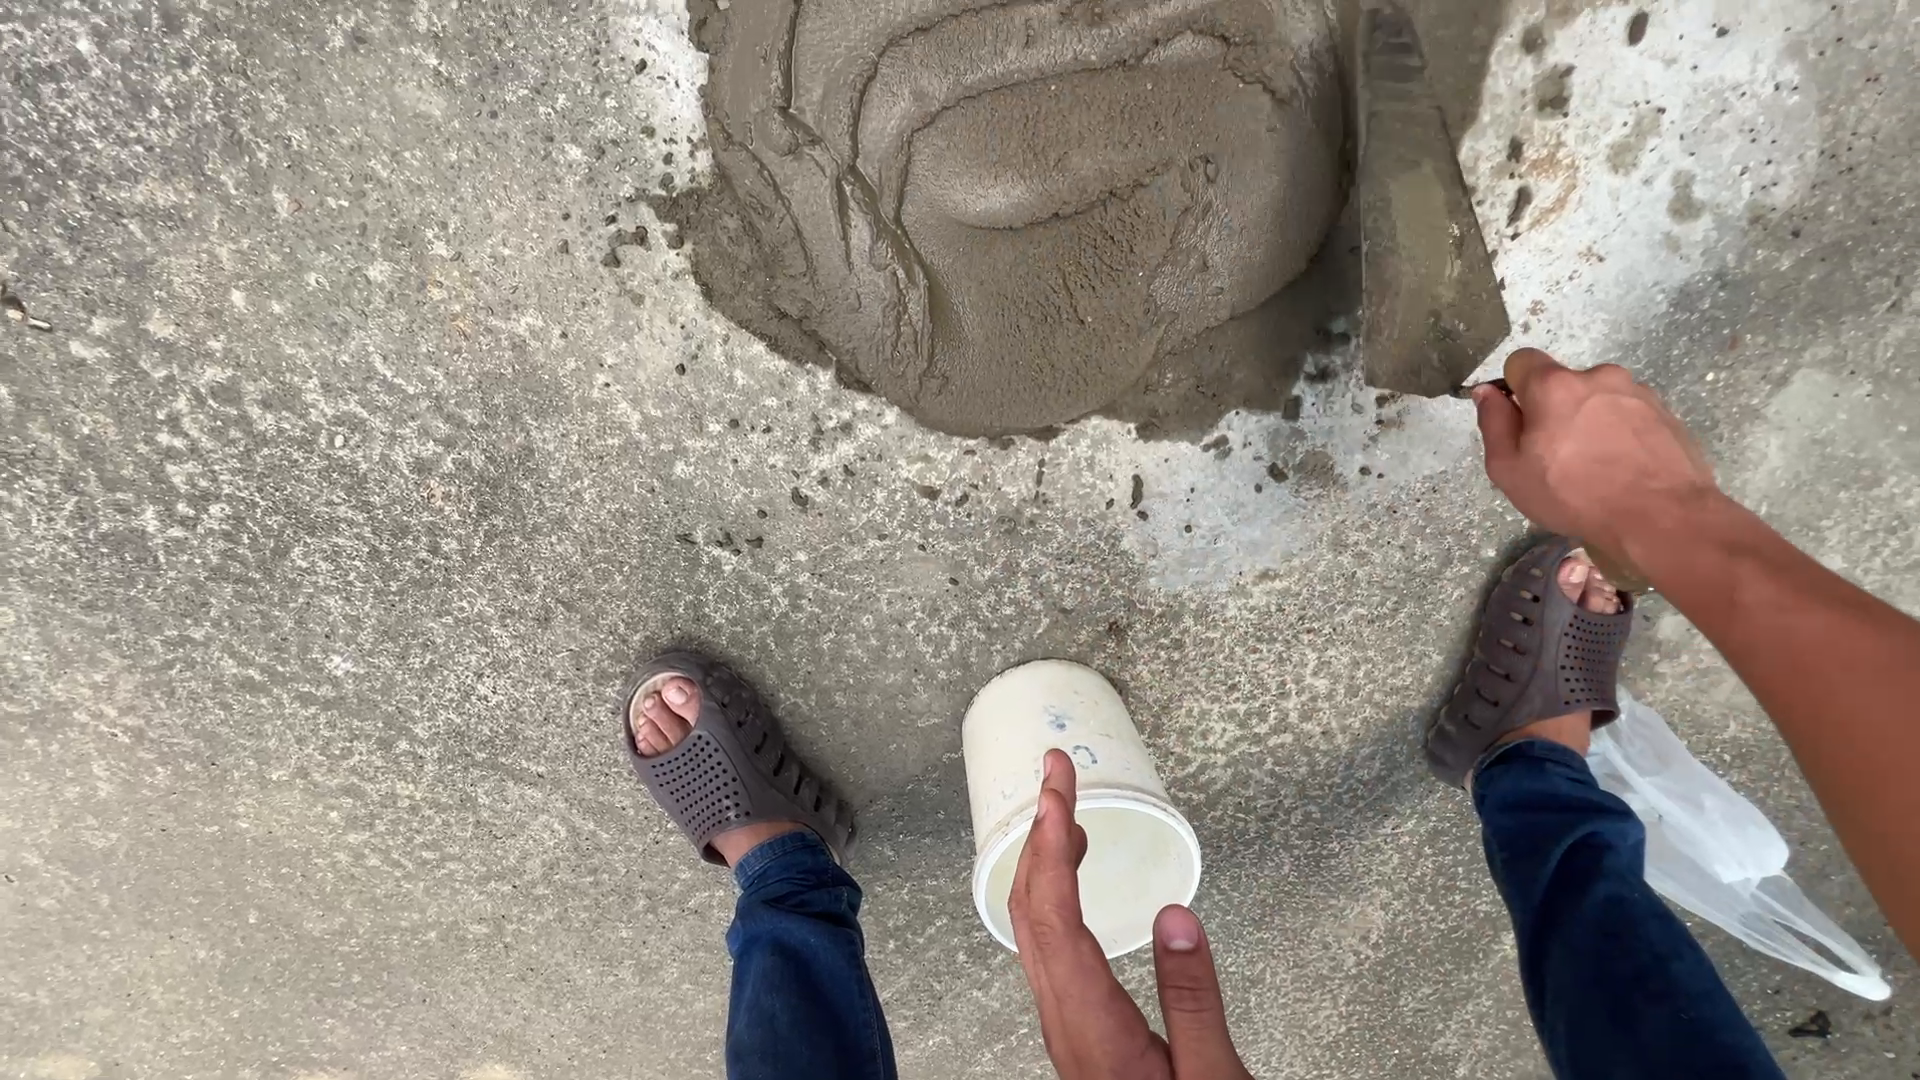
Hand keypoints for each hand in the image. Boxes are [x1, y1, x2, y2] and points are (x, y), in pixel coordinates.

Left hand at [1009, 749, 1252, 1079]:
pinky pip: (1045, 933)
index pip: (1053, 909)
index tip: (1060, 785)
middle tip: (1057, 771)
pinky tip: (1072, 867)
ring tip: (1065, 804)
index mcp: (1089, 1021)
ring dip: (1042, 851)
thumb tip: (1176, 915)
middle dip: (1040, 826)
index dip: (1052, 839)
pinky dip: (1051, 882)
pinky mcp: (1072, 1014)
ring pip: (1030, 916)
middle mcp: (1061, 1010)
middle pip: (1029, 901)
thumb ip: (1193, 1001)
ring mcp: (1060, 1012)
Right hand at [1473, 348, 1720, 558]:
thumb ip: (1493, 423)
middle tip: (1551, 453)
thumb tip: (1487, 393)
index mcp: (1554, 386)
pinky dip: (1615, 431)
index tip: (1515, 420)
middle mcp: (1599, 377)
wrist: (1661, 516)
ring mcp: (1638, 392)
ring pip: (1594, 398)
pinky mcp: (1666, 413)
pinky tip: (1618, 466)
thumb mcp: (1507, 467)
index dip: (1511, 386)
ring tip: (1590, 463)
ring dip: (1585, 419)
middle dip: (1550, 408)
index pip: (1521, 360)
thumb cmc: (1570, 493)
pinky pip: (1625, 413)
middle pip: (1560, 383)